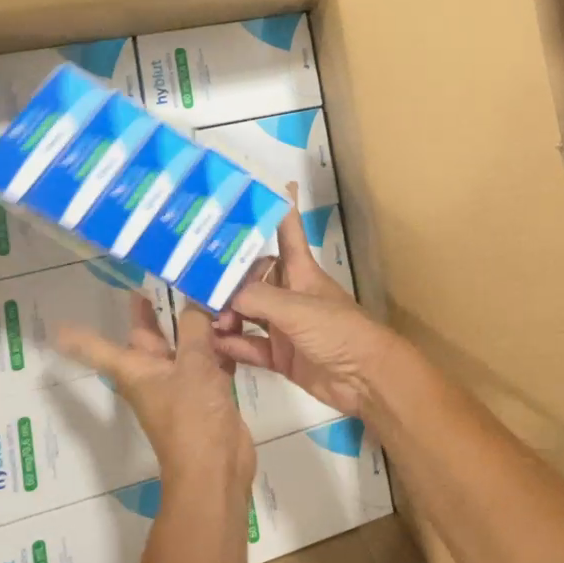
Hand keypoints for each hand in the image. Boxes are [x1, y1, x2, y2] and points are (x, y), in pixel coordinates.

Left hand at [57, 295, 254, 489]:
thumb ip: (194, 328)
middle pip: (147, 338)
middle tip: (154, 278)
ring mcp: (182, 383)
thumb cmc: (191, 416)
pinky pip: (209, 358)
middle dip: (149, 311)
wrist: (214, 467)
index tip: (59, 328)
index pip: (99, 350)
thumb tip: (194, 301)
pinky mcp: (208, 391)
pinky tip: (234, 322)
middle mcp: (155, 374)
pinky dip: (218, 342)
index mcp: (136, 370)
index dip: (80, 339)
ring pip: (183, 345)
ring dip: (193, 323)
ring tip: (205, 289)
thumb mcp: (192, 365)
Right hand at [212, 185, 398, 416]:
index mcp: (301, 271)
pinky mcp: (282, 356)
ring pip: (248, 311)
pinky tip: (212, 344)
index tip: (264, 185)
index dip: (279, 209)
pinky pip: (250, 346)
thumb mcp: (297, 308)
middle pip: (255, 276)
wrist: (365, 377)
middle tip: (199, 284)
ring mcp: (286, 326)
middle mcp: (291, 293)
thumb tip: (224, 295)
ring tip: (203, 318)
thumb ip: (259, 299)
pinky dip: (233, 345)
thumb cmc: (338, 330)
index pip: (288, 231)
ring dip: (227, 313)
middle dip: (230, 278)